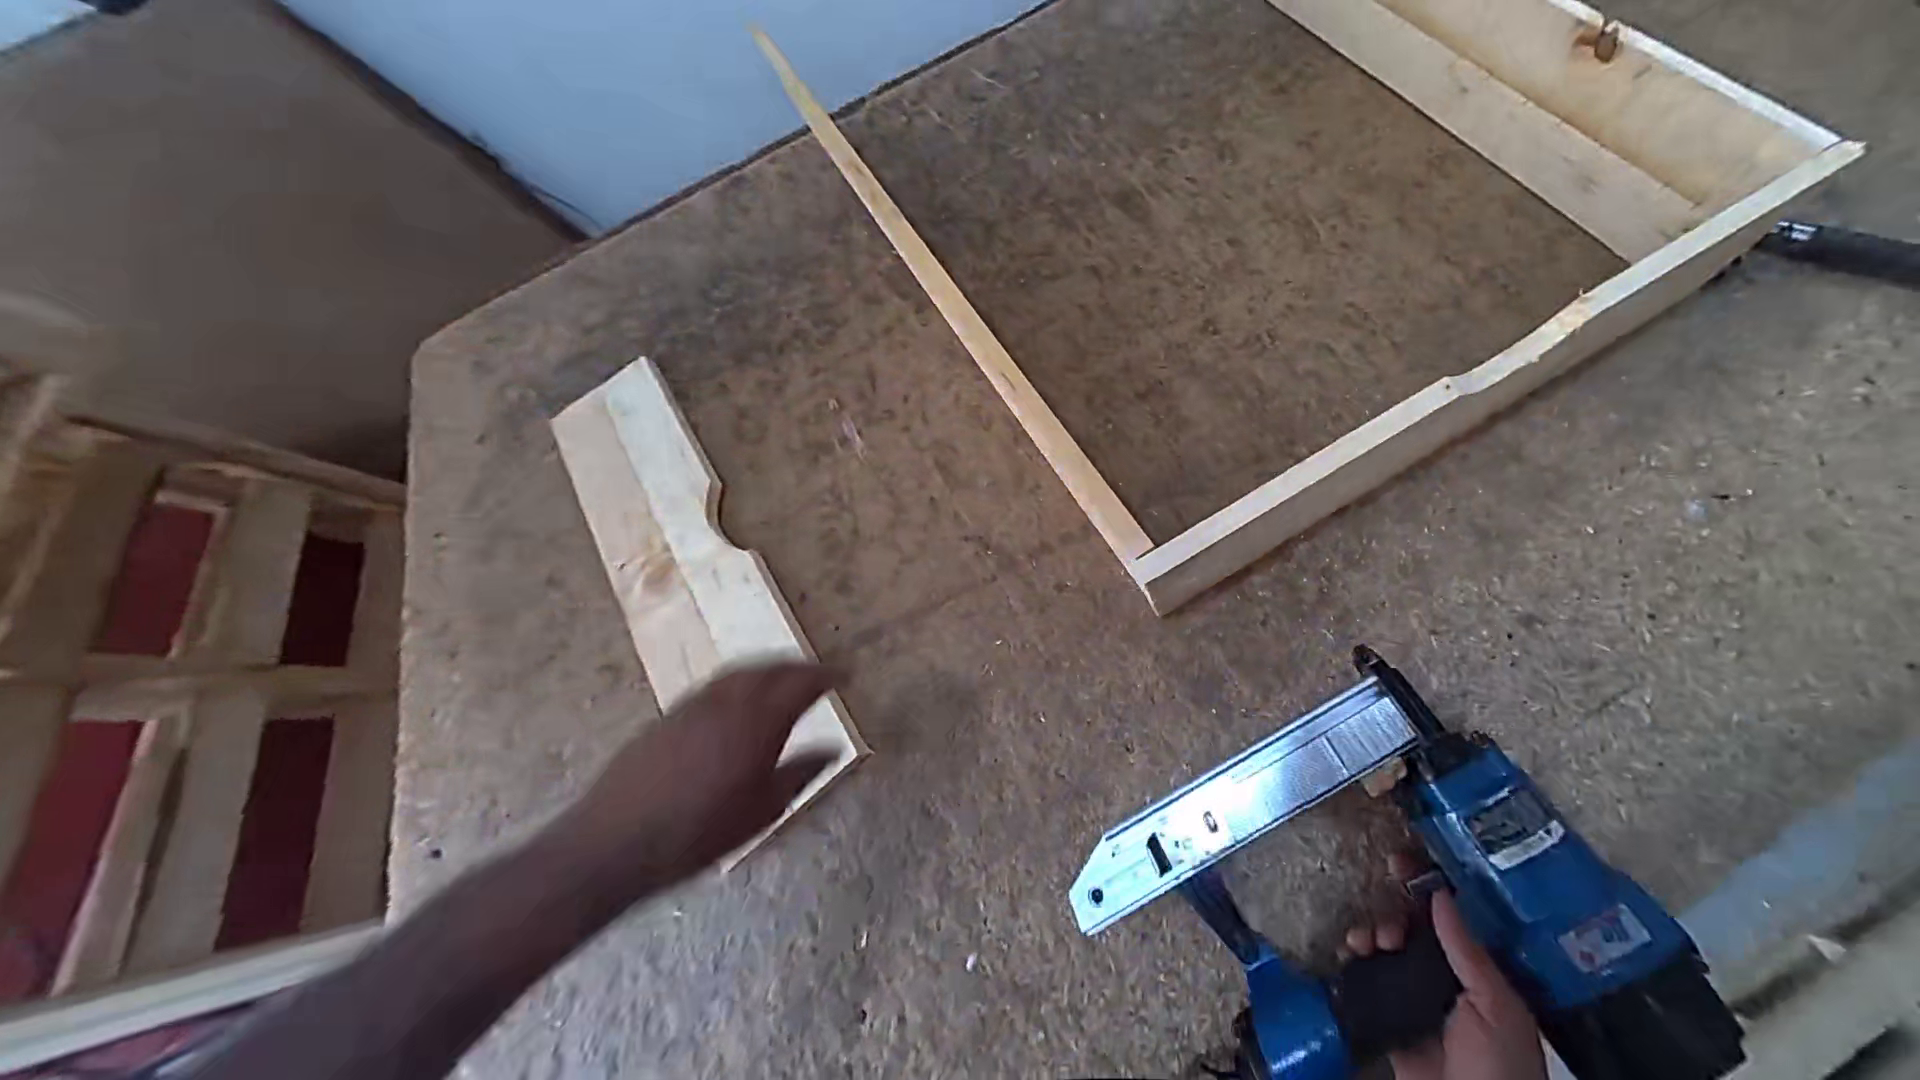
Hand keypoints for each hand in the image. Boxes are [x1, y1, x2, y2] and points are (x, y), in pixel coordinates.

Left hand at [547, 661, 840, 897]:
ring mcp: (694, 705)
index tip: (843, 674)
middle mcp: (727, 703)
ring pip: (739, 671)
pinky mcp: (669, 715)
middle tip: (817, 671)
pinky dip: (739, 680)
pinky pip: (715, 684)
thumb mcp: (761, 812)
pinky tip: (738, 699)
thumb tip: (832, 749)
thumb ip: (799, 774)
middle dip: (798, 665)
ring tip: (782, 676)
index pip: (800, 684)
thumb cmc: (697, 834)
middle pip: (769, 667)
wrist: (614, 842)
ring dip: (767, 667)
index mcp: (757, 723)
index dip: (826, 675)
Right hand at [1343, 858, 1546, 1079]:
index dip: (1425, 887)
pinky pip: (1362, 973)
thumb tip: (1441, 894)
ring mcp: (1411, 994)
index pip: (1449, 919)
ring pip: (1383, 944)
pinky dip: (1351, 955)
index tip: (1399, 861)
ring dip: (1371, 931)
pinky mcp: (1382, 1011)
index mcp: (1477, 974)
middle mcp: (1443, 978)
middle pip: (1410, 927)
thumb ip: (1469, 953)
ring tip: (1369, 942)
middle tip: (1387, 922)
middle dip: (1392, 912)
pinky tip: (1350, 950)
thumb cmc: (1499, 1069)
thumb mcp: (1496, 1009)